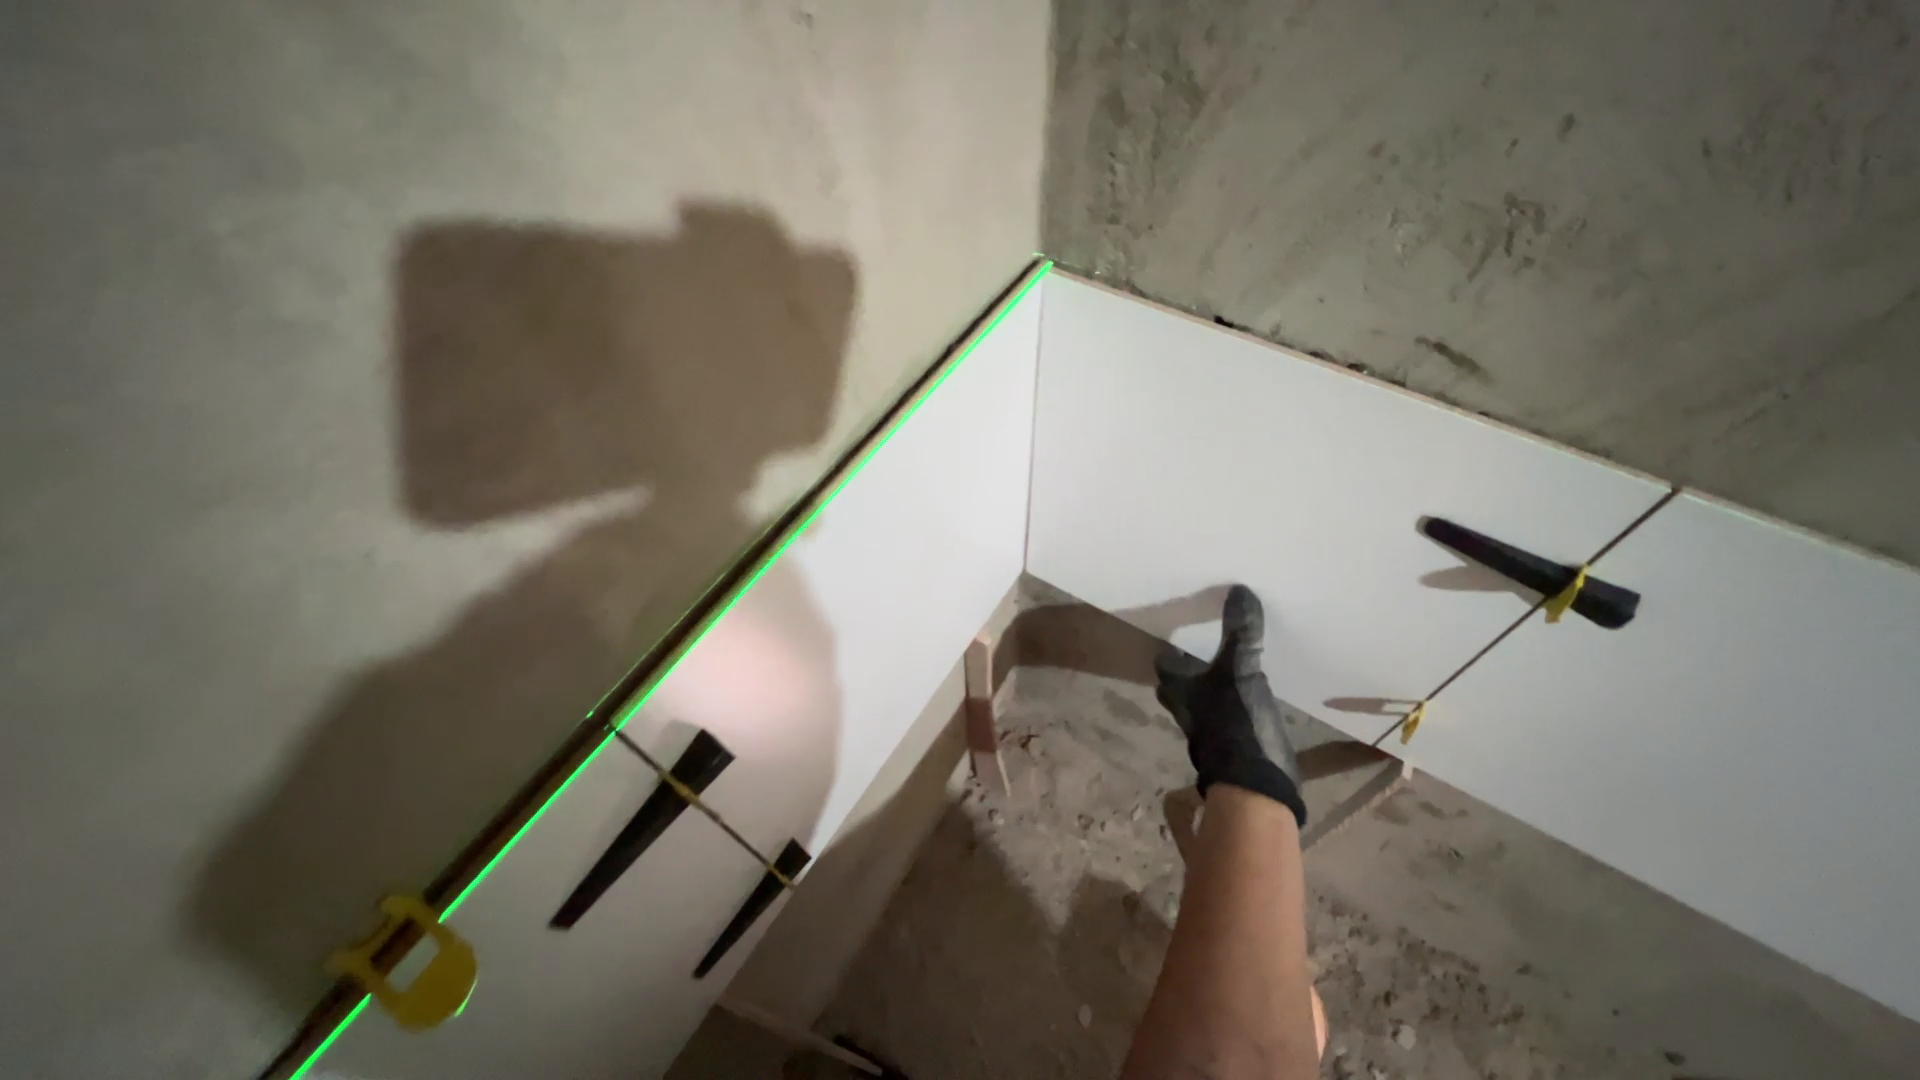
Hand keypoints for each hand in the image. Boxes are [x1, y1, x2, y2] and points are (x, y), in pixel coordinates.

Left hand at [1153, 585, 1306, 826]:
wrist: (1257, 788)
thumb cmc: (1237, 725)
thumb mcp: (1240, 672)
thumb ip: (1241, 634)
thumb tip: (1239, 591)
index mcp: (1181, 690)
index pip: (1165, 662)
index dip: (1169, 646)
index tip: (1179, 624)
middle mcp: (1188, 711)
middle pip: (1178, 685)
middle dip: (1186, 668)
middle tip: (1202, 642)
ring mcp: (1210, 731)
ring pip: (1203, 701)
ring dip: (1210, 686)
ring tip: (1229, 663)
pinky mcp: (1235, 746)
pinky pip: (1229, 716)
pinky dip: (1236, 703)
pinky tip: (1253, 695)